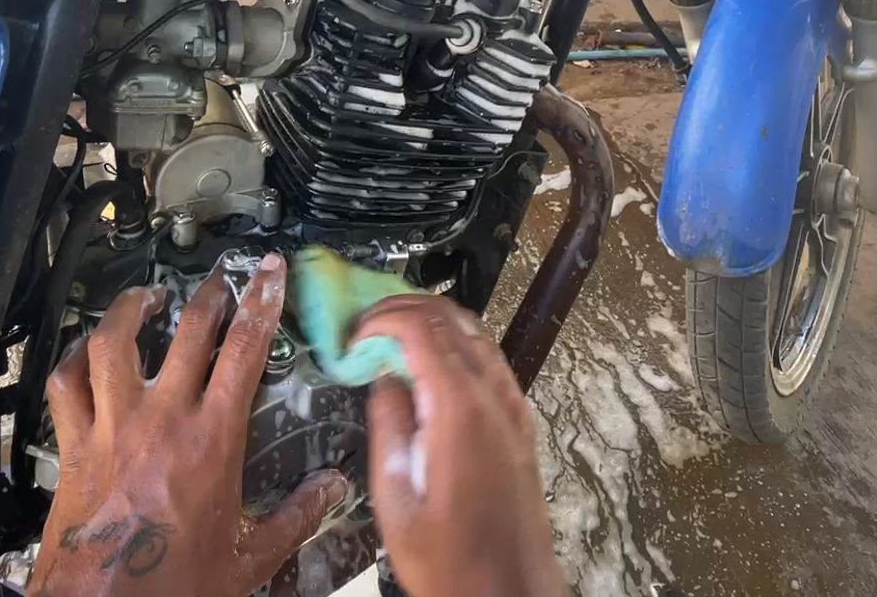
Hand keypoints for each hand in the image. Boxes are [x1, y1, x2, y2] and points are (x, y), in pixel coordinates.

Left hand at [30, 252, 347, 595]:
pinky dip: (73, 361)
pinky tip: (87, 351)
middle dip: (210, 292)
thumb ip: (295, 518)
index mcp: (211, 438)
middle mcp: (162, 418)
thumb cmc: (174, 589)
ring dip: (131, 309)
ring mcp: (112, 426)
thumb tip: (334, 488)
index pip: (244, 349)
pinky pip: (64, 387)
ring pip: (113, 344)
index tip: (268, 271)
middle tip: (221, 276)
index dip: (261, 301)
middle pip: (188, 330)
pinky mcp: (73, 446)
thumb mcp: (248, 561)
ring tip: (148, 295)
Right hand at [353, 294, 567, 596]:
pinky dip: (457, 341)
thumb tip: (383, 375)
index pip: (421, 327)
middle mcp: (493, 390)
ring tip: (393, 336)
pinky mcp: (521, 415)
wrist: (512, 592)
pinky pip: (489, 355)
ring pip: (473, 329)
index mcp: (459, 405)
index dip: (382, 318)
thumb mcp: (397, 498)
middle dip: (404, 308)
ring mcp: (513, 400)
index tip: (355, 336)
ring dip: (432, 320)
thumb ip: (388, 424)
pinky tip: (432, 364)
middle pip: (450, 317)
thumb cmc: (449, 557)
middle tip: (368, 326)